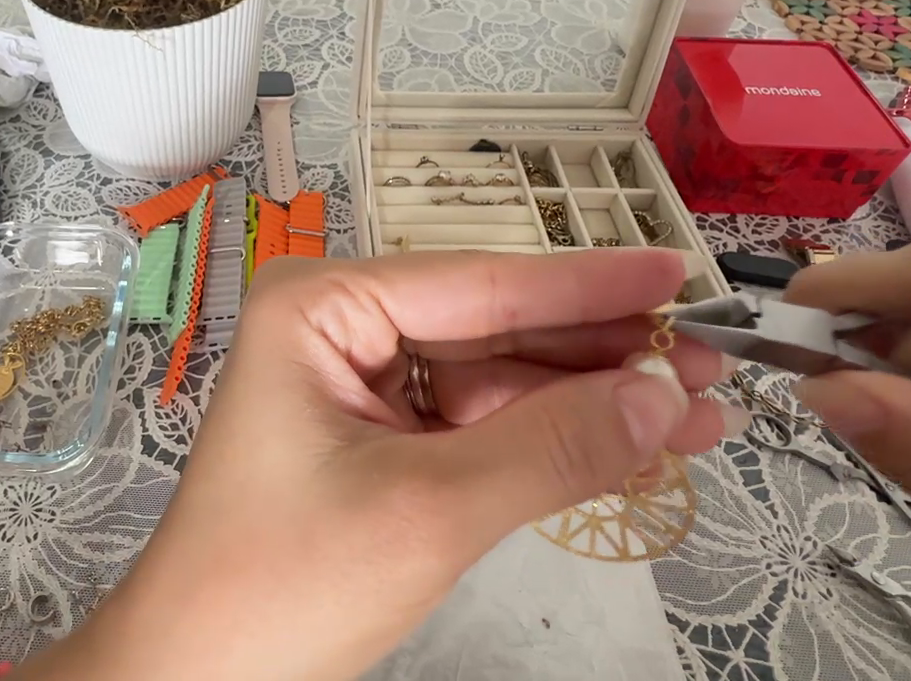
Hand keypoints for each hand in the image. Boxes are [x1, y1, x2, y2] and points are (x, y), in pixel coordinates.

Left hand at [16, 249, 736, 680]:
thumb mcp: (428, 509)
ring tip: (695, 407)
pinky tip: (629, 440)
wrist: (201, 670)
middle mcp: (338, 319)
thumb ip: (552, 447)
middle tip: (708, 353)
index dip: (584, 284)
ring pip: (492, 373)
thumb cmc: (287, 580)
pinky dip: (547, 434)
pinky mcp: (378, 425)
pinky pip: (475, 417)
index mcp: (320, 303)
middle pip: (490, 324)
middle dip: (596, 348)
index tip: (676, 270)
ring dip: (586, 395)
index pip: (475, 285)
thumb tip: (665, 395)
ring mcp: (358, 372)